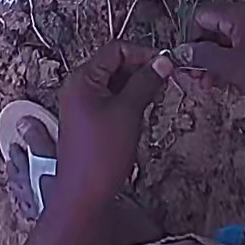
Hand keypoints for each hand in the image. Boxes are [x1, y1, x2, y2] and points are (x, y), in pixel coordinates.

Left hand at [52, 42, 169, 217]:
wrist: (83, 194)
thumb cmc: (103, 152)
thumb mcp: (128, 112)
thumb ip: (145, 83)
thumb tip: (163, 61)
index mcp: (82, 78)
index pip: (115, 50)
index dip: (142, 53)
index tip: (167, 64)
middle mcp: (78, 85)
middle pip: (113, 63)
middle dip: (140, 68)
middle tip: (166, 80)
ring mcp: (80, 102)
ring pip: (113, 81)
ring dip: (135, 83)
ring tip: (157, 95)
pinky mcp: (87, 118)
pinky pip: (109, 97)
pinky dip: (127, 98)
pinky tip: (143, 108)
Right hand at [173, 1, 244, 116]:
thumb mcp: (233, 68)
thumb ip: (203, 56)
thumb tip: (181, 50)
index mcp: (240, 14)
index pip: (200, 16)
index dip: (190, 39)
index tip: (187, 63)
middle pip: (214, 28)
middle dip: (202, 53)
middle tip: (197, 79)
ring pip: (228, 40)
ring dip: (217, 61)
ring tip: (212, 86)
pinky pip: (244, 47)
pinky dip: (233, 62)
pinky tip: (231, 83)